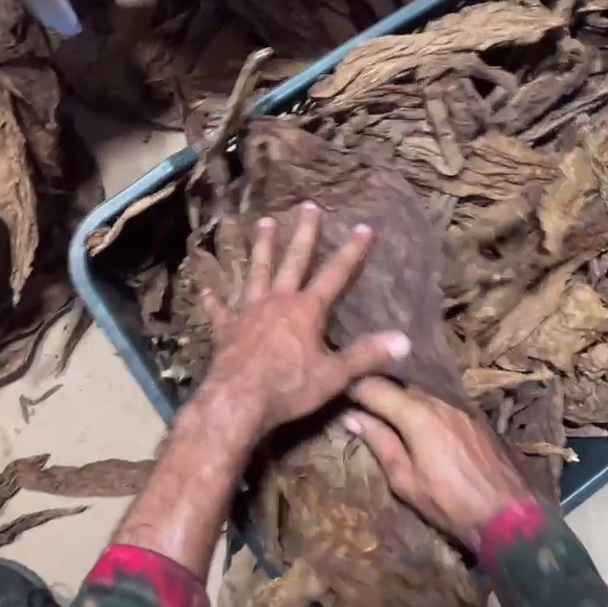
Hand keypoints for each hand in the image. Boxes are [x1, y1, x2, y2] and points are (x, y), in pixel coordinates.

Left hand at [198, 202, 410, 444]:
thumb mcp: (335, 375)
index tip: (363, 227)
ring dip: (261, 247)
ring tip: (264, 223)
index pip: (336, 274)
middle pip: (294, 260)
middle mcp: (278, 301)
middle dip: (304, 233)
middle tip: (307, 206)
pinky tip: (203, 286)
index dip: (352, 251)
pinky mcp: (226, 328)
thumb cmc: (290, 387)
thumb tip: (404, 340)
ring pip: (257, 271)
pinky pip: (218, 309)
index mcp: (307, 309)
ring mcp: (249, 311)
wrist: (238, 400)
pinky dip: (212, 298)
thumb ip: (367, 355)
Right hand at [344, 377, 533, 547]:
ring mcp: (458, 405)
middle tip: (356, 405)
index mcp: (416, 413)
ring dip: (400, 400)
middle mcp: (436, 399)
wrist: (508, 513)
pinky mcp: (471, 416)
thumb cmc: (449, 502)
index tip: (337, 394)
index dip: (352, 388)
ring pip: (419, 393)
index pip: (374, 387)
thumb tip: (352, 418)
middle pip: (397, 386)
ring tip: (382, 414)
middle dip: (376, 392)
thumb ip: (379, 442)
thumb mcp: (405, 479)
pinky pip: (438, 403)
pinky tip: (415, 424)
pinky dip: (421, 408)